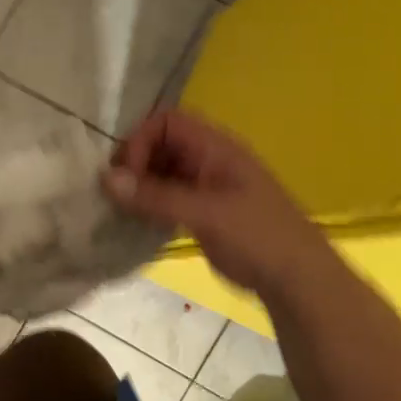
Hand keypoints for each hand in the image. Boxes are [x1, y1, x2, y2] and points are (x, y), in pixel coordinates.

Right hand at [101, 108, 337, 297]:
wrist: (295, 278)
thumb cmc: (257, 237)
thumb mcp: (205, 214)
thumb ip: (156, 196)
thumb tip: (105, 179)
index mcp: (216, 149)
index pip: (166, 122)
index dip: (140, 141)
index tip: (126, 176)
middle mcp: (208, 161)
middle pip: (159, 145)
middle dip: (133, 164)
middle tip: (116, 196)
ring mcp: (205, 187)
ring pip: (160, 173)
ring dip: (137, 187)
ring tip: (119, 211)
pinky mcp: (201, 212)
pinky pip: (165, 198)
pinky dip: (146, 206)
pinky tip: (135, 224)